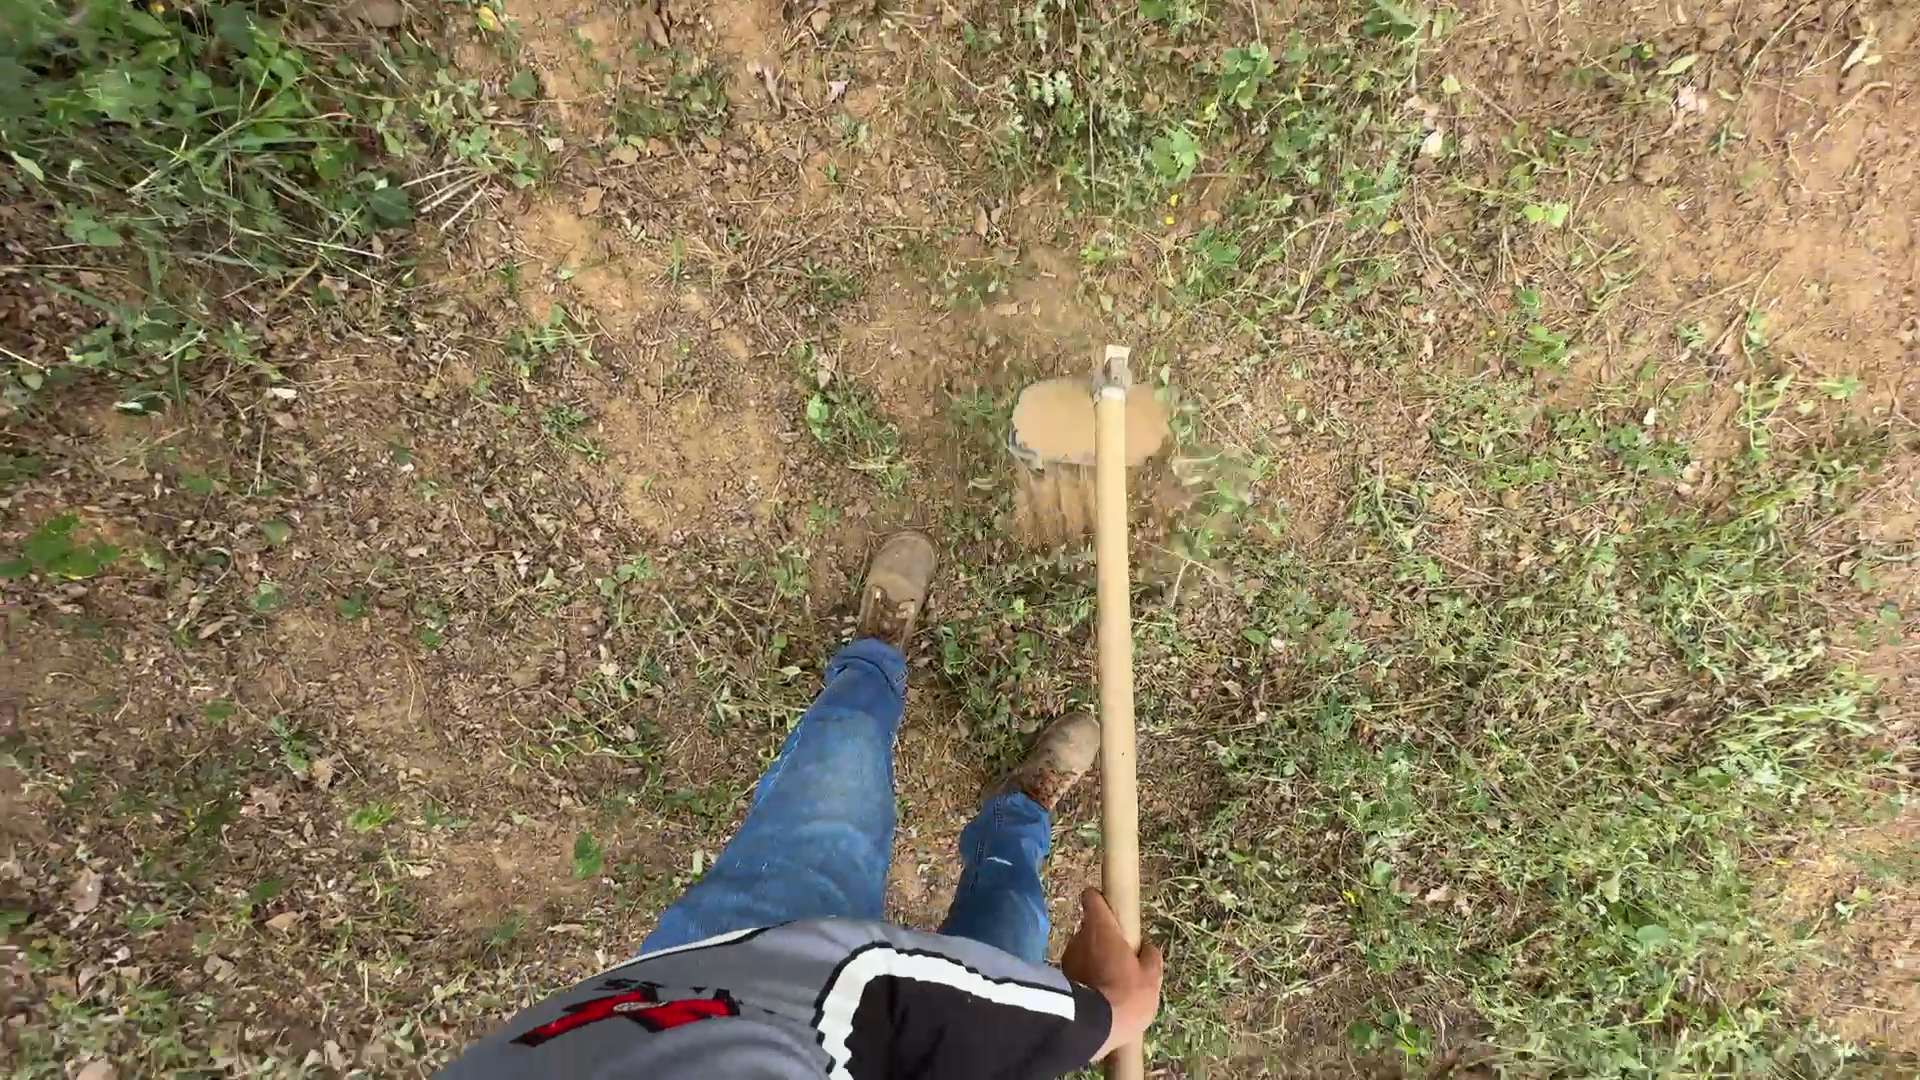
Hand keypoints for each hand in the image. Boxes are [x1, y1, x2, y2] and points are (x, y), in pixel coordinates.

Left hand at [1060, 888, 1163, 1061]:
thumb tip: (1148, 949)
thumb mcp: (1150, 979)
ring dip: (1093, 961)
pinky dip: (1085, 978)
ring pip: (1083, 951)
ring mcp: (1067, 957)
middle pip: (1091, 928)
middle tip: (1119, 961)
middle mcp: (1079, 935)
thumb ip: (1150, 958)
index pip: (1092, 898)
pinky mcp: (1061, 978)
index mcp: (1100, 926)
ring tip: (1108, 985)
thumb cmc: (1125, 994)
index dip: (1101, 902)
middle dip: (1102, 941)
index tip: (1111, 913)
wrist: (1092, 1027)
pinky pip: (1077, 971)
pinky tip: (1097, 998)